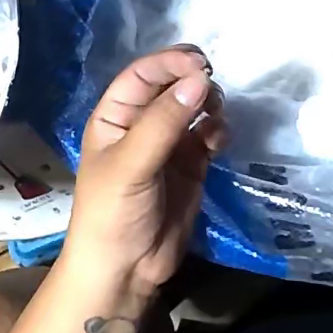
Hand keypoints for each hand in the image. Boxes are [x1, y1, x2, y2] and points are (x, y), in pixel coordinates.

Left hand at [65, 46, 226, 300]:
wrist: (126, 270)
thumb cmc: (112, 212)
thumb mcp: (131, 164)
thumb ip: (165, 122)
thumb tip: (199, 80)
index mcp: (116, 116)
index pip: (143, 74)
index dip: (169, 63)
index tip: (200, 63)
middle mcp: (142, 123)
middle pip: (172, 85)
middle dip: (193, 80)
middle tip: (213, 86)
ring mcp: (169, 144)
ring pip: (194, 107)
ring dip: (209, 103)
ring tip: (216, 115)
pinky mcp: (192, 164)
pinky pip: (209, 135)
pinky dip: (218, 130)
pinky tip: (219, 140)